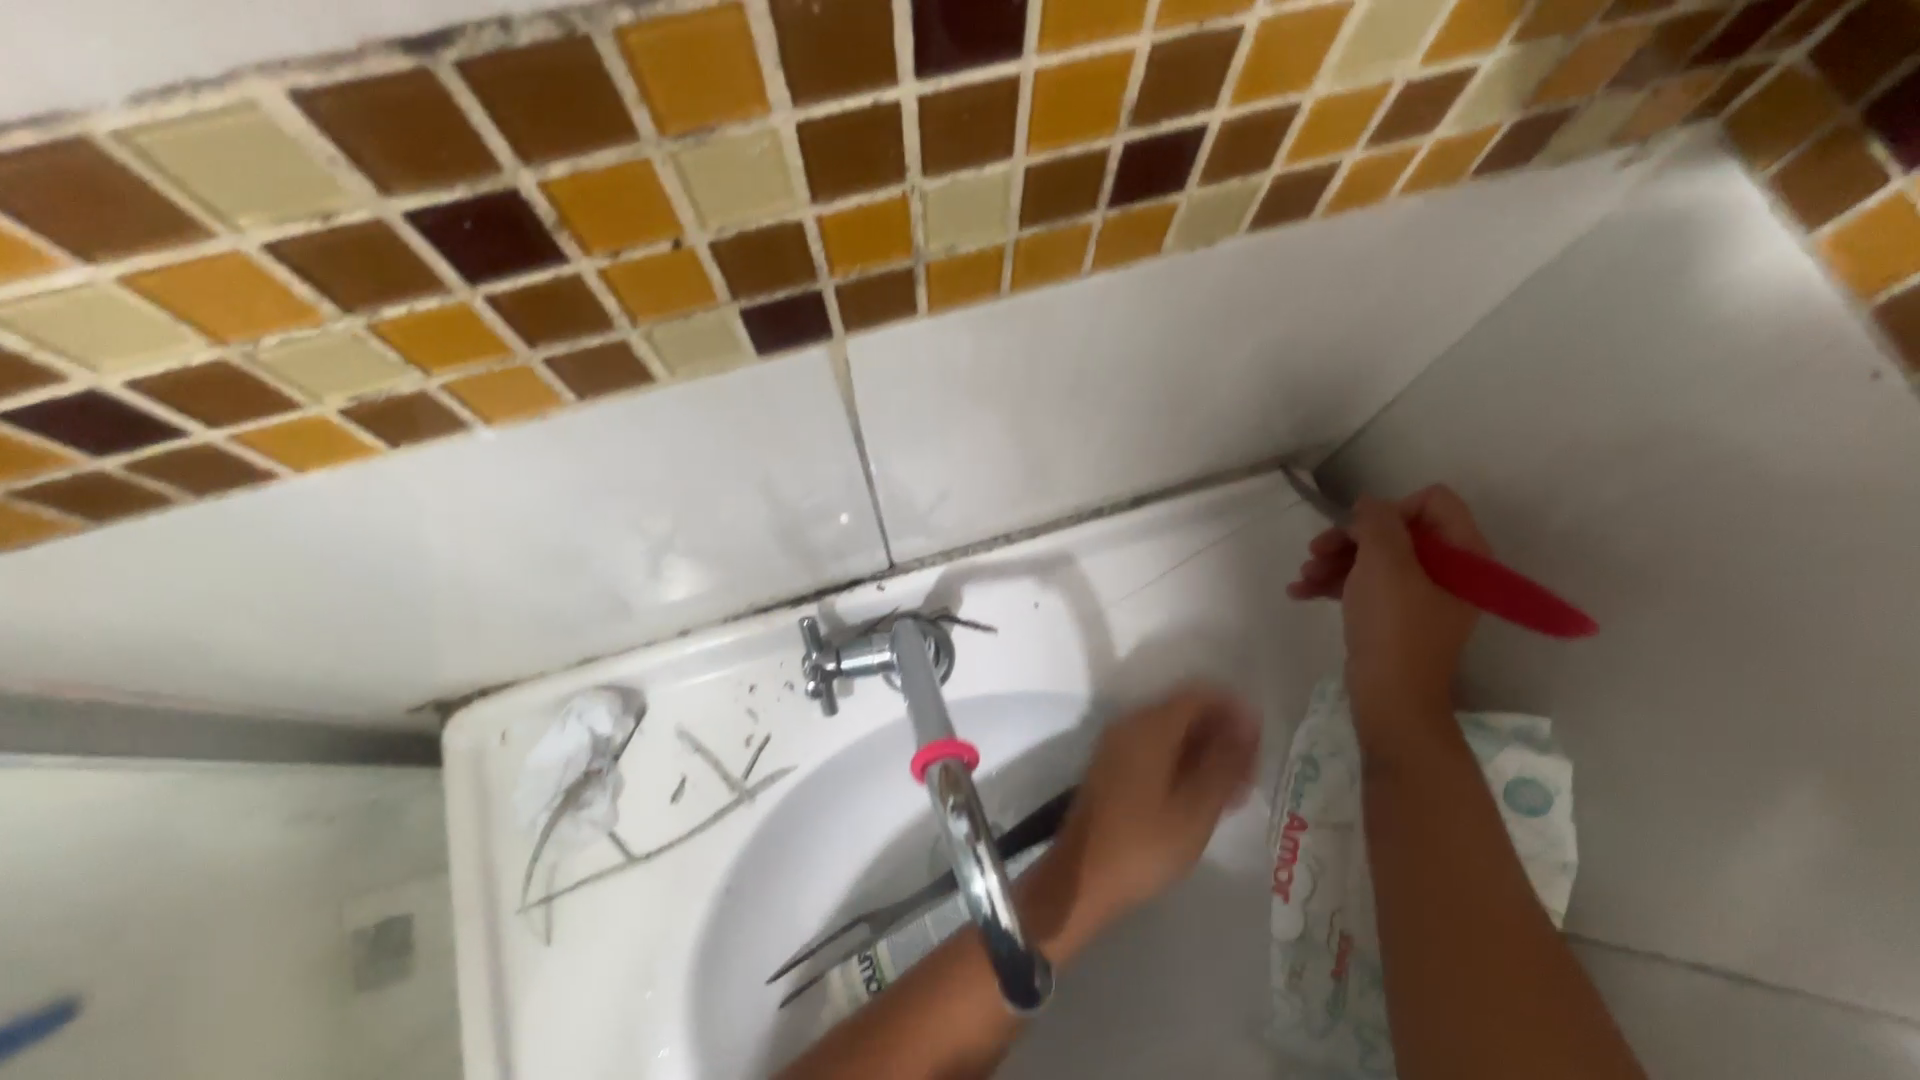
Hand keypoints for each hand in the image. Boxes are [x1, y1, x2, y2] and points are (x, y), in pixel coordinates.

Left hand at [1044, 686, 1259, 945]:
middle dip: (1222, 736)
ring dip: (1206, 756)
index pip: (1200, 695)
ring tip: (1233, 795)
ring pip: (1172, 736)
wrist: (1081, 879)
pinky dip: (1184, 767)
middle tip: (1250, 776)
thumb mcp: (1196, 808)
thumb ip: (1225, 762)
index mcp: (1149, 727)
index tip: (1260, 744)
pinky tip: (1203, 801)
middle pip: (1186, 713)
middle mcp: (1129, 727)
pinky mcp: (1113, 771)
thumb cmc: (1144, 845)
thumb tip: (1248, 724)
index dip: (1234, 711)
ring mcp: (1117, 749)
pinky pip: (1157, 753)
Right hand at [1287, 485, 1486, 741]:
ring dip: (1334, 561)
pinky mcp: (1397, 618)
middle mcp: (1450, 571)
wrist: (1390, 697)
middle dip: (1350, 539)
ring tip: (1303, 577)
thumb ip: (1377, 522)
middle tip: (1316, 550)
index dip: (1391, 509)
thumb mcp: (1384, 564)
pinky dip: (1335, 585)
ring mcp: (1422, 596)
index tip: (1359, 530)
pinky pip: (1367, 587)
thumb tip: (1370, 505)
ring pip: (1375, 559)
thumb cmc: (1394, 626)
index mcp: (1464, 554)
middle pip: (1396, 531)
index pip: (1433, 502)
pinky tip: (1300, 592)